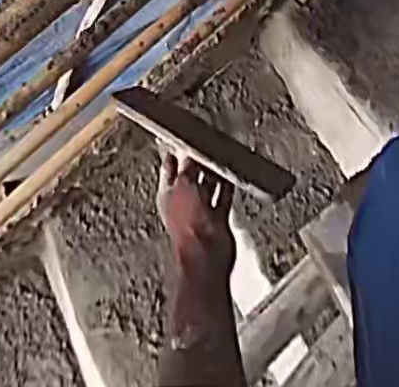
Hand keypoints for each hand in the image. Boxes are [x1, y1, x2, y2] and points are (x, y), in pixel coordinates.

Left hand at [157, 154, 235, 278]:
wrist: (206, 258)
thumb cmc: (188, 226)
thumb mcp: (184, 186)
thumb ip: (188, 169)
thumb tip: (191, 156)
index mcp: (167, 195)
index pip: (170, 168)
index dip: (176, 154)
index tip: (184, 141)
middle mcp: (182, 203)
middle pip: (190, 176)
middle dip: (197, 162)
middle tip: (206, 146)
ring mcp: (200, 212)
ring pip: (207, 186)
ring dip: (214, 173)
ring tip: (220, 157)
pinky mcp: (217, 221)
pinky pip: (223, 198)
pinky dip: (227, 187)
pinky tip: (231, 175)